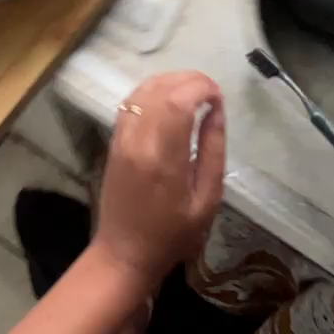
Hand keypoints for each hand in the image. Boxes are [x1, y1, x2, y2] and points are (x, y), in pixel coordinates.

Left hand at [91, 71, 226, 290]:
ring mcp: (122, 138)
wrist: (124, 253)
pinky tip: (170, 99)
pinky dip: (153, 91)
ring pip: (143, 89)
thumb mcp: (207, 200)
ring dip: (171, 81)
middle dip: (191, 80)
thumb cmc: (173, 234)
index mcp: (164, 158)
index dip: (202, 88)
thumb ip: (213, 151)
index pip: (179, 101)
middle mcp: (138, 141)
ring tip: (194, 92)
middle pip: (162, 88)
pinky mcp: (114, 140)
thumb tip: (217, 111)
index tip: (218, 98)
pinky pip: (131, 102)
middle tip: (211, 93)